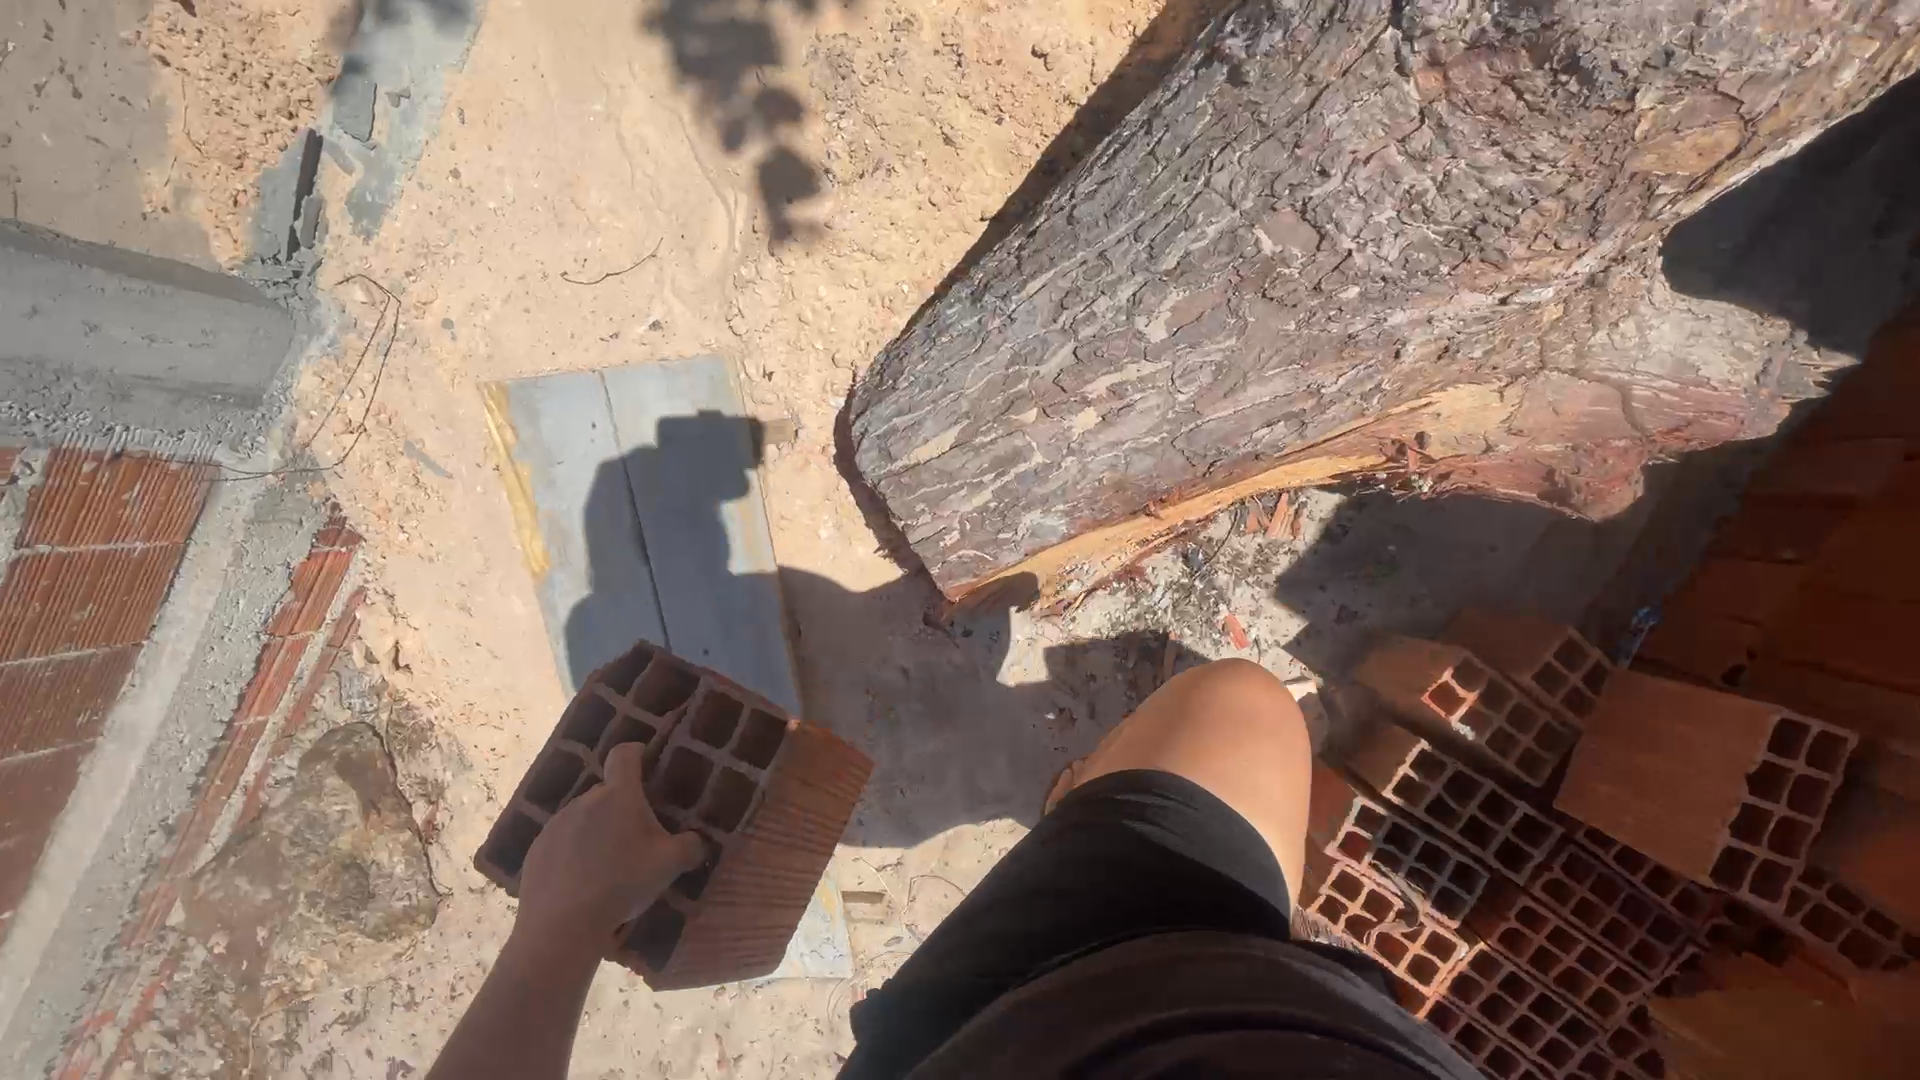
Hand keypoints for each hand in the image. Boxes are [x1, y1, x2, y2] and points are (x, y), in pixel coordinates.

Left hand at [512, 742, 707, 961]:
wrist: (561, 929)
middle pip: (608, 792)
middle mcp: (585, 800)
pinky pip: (562, 841)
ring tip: (608, 865)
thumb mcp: (670, 865)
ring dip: (597, 830)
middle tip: (637, 837)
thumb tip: (698, 841)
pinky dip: (574, 852)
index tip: (648, 765)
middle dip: (622, 806)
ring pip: (584, 817)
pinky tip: (582, 882)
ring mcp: (556, 825)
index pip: (625, 754)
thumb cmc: (622, 884)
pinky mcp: (536, 850)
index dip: (637, 753)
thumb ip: (692, 846)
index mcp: (619, 795)